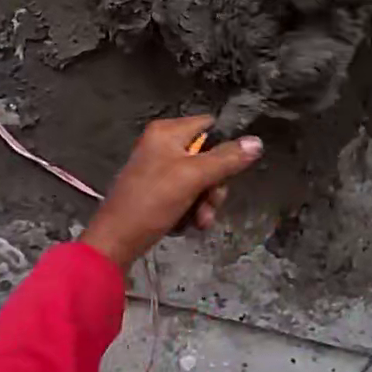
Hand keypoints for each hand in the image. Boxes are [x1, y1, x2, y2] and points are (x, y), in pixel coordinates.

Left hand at [79, 115, 261, 266]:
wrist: (113, 245)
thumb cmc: (151, 202)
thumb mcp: (193, 178)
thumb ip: (227, 158)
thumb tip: (257, 142)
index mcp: (167, 132)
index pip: (211, 126)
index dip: (224, 145)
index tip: (228, 168)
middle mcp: (162, 145)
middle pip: (209, 155)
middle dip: (215, 184)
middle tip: (210, 202)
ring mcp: (159, 169)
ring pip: (201, 178)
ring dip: (206, 201)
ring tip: (200, 220)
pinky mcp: (156, 191)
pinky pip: (187, 193)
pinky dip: (192, 209)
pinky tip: (188, 224)